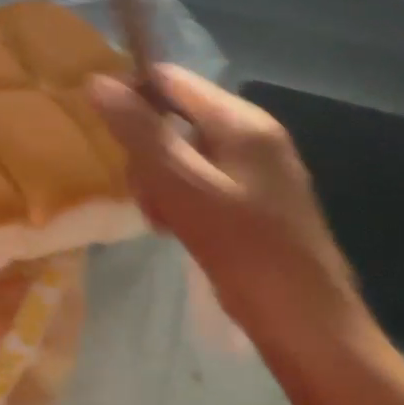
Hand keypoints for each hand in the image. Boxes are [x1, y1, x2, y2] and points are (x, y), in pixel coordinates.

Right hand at [87, 65, 365, 346]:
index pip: (169, 78)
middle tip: (140, 186)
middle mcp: (253, 133)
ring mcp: (256, 166)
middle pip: (172, 112)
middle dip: (145, 145)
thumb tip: (95, 80)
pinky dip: (177, 192)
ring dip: (157, 174)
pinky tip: (174, 223)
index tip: (107, 130)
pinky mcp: (254, 196)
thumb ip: (138, 130)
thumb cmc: (244, 247)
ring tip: (158, 213)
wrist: (308, 326)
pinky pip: (197, 174)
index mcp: (242, 121)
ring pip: (180, 146)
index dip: (131, 93)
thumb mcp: (180, 184)